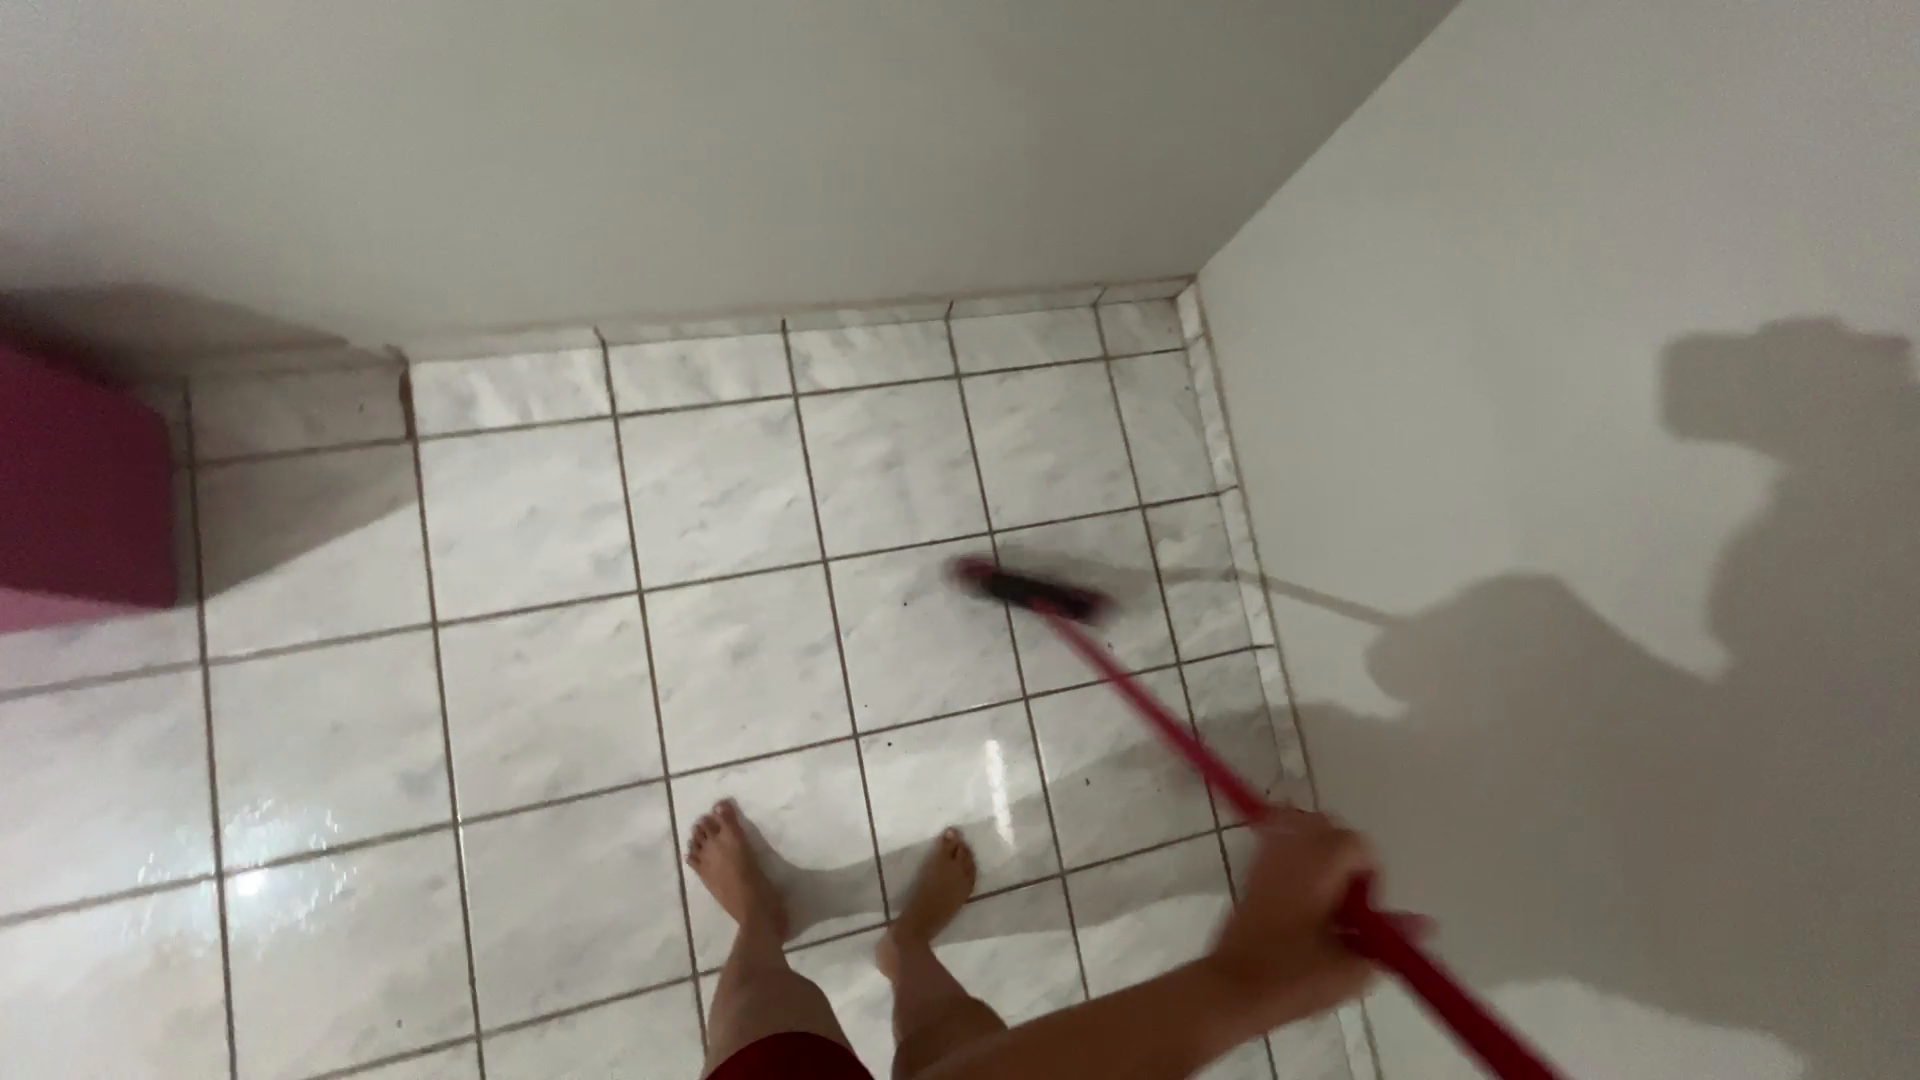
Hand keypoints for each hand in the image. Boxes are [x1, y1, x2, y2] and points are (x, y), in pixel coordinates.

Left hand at [1203, 809, 1420, 1034]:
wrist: (1236, 984)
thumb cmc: (1295, 977)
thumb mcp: (1353, 967)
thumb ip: (1390, 938)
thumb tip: (1425, 923)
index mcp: (1318, 868)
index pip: (1355, 841)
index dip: (1369, 870)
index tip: (1366, 905)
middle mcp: (1290, 850)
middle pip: (1326, 823)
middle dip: (1344, 851)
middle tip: (1348, 896)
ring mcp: (1265, 854)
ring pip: (1299, 823)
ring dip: (1318, 845)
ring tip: (1325, 889)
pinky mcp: (1250, 866)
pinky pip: (1275, 834)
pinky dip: (1292, 844)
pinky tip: (1299, 881)